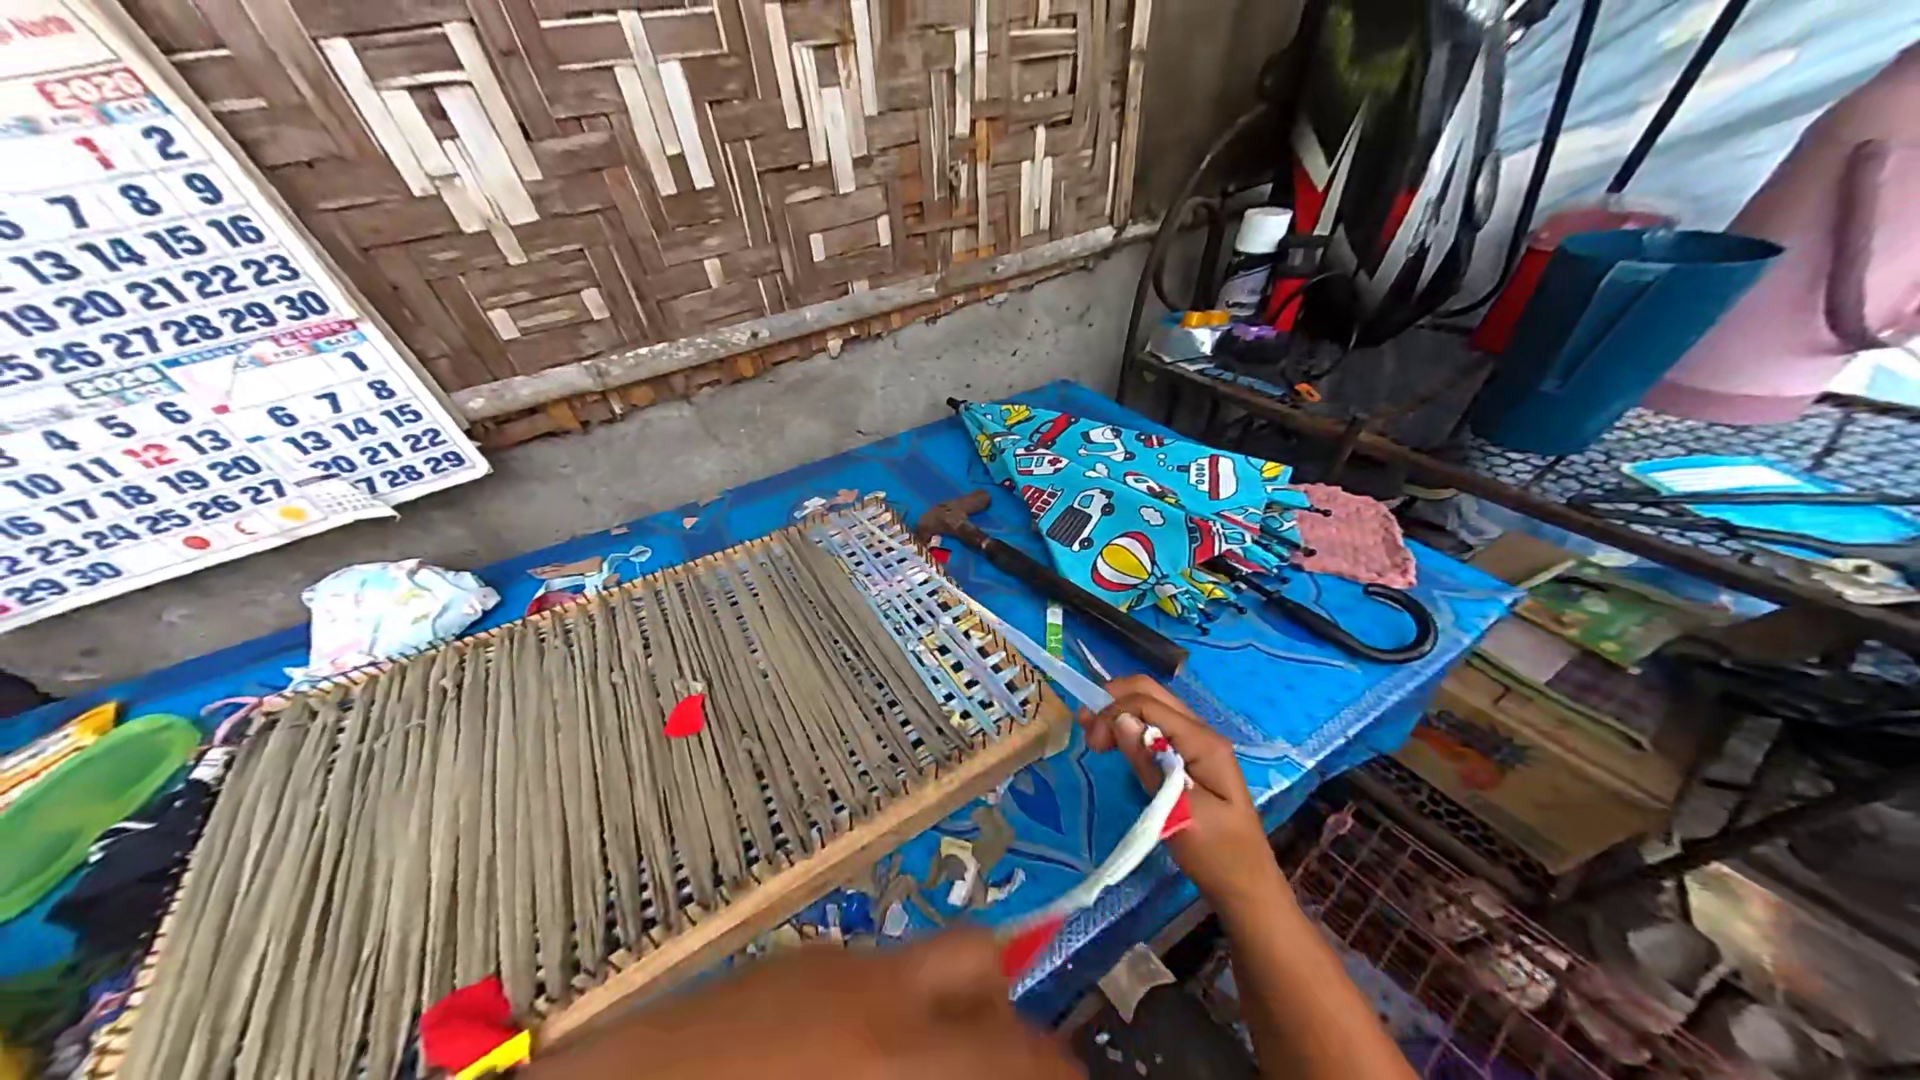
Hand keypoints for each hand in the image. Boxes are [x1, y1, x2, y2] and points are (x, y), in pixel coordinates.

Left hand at [526, 929, 1081, 1079]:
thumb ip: (935, 1071)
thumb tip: (969, 1064)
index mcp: (901, 1052)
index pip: (1025, 1053)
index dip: (1060, 1069)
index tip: (1066, 1078)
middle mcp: (877, 986)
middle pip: (989, 965)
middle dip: (1017, 1020)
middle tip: (1013, 1063)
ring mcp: (832, 960)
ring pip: (934, 952)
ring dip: (959, 998)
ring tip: (946, 1051)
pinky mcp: (795, 960)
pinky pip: (880, 963)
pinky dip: (899, 998)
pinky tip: (866, 1049)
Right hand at [1079, 675, 1288, 917]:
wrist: (1247, 887)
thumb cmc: (1215, 853)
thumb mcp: (1177, 811)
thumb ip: (1148, 762)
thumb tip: (1118, 719)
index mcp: (1203, 741)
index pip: (1148, 702)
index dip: (1113, 713)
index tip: (1092, 745)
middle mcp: (1202, 731)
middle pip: (1151, 693)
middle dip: (1113, 702)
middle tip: (1087, 731)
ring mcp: (1198, 742)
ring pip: (1153, 707)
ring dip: (1120, 712)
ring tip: (1094, 735)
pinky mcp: (1191, 757)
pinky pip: (1158, 727)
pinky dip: (1132, 727)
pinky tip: (1116, 741)